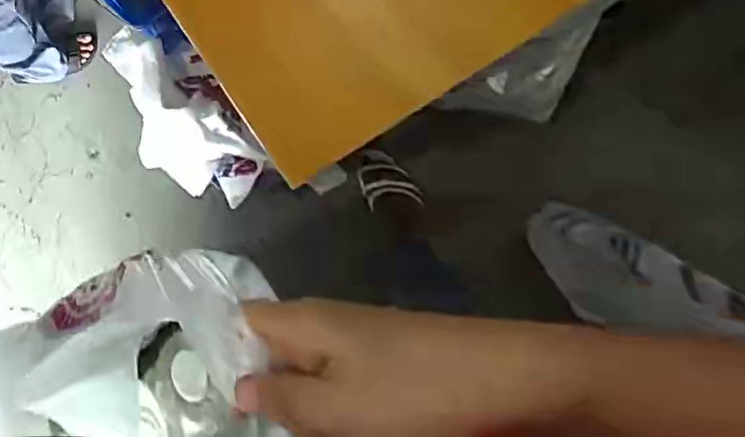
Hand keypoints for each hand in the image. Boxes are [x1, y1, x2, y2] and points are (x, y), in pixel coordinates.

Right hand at [233, 300, 593, 436]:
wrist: (516, 379)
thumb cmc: (417, 393)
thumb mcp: (343, 411)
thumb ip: (283, 400)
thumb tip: (239, 389)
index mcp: (298, 320)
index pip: (238, 323)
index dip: (228, 358)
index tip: (236, 406)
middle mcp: (319, 319)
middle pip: (274, 352)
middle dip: (276, 393)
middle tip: (295, 432)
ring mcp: (357, 336)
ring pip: (312, 372)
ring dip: (314, 408)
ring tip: (333, 432)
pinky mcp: (390, 355)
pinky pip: (347, 380)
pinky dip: (347, 408)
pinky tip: (367, 429)